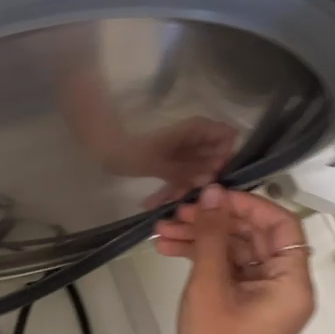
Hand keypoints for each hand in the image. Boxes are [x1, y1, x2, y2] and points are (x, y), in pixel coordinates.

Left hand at [112, 117, 239, 208]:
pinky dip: (170, 190)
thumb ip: (185, 170)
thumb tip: (211, 177)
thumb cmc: (132, 151)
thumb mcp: (158, 163)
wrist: (106, 150)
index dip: (226, 157)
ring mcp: (187, 154)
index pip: (228, 136)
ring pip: (198, 173)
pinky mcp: (176, 167)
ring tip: (163, 202)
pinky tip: (152, 203)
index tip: (214, 177)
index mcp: (196, 129)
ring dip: (183, 189)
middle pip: (215, 159)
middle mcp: (196, 139)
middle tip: (187, 197)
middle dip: (203, 180)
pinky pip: (182, 179)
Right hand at [154, 185, 315, 333]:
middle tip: (178, 212)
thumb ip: (211, 235)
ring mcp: (265, 298)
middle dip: (215, 221)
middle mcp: (286, 286)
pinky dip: (202, 260)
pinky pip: (229, 271)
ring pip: (237, 252)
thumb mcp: (210, 286)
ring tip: (163, 231)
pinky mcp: (246, 307)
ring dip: (202, 239)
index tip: (212, 197)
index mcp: (292, 282)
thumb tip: (212, 195)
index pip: (282, 224)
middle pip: (256, 236)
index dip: (248, 204)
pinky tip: (170, 250)